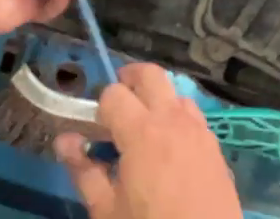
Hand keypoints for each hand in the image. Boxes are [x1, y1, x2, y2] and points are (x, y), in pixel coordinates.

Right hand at [54, 63, 242, 218]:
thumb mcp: (107, 211)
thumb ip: (84, 171)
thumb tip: (64, 140)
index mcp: (141, 131)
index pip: (113, 93)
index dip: (100, 108)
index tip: (96, 131)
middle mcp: (172, 119)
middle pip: (150, 74)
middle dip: (130, 80)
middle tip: (117, 106)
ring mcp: (198, 130)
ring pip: (174, 92)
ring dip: (157, 99)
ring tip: (144, 129)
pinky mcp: (215, 147)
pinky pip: (193, 115)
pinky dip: (177, 118)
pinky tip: (169, 149)